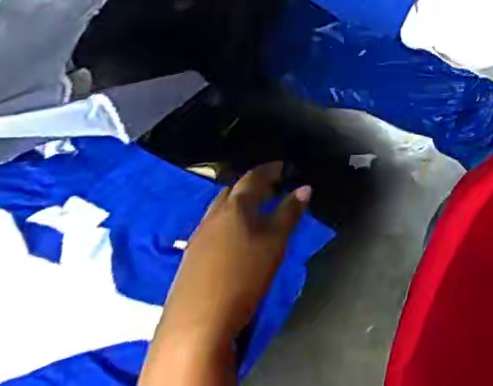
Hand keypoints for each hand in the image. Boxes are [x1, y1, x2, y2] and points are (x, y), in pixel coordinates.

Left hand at [143, 162, 310, 382]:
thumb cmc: (243, 276)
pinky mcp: (188, 260)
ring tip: (251, 214)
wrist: (196, 324)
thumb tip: (304, 188)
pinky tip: (231, 241)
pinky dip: (224, 226)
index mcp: (236, 205)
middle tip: (268, 188)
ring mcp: (197, 238)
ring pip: (218, 211)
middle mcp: (213, 215)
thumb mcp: (275, 243)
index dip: (269, 170)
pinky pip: (210, 230)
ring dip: (235, 206)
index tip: (282, 167)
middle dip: (250, 186)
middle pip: (232, 191)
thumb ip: (289, 213)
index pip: (254, 178)